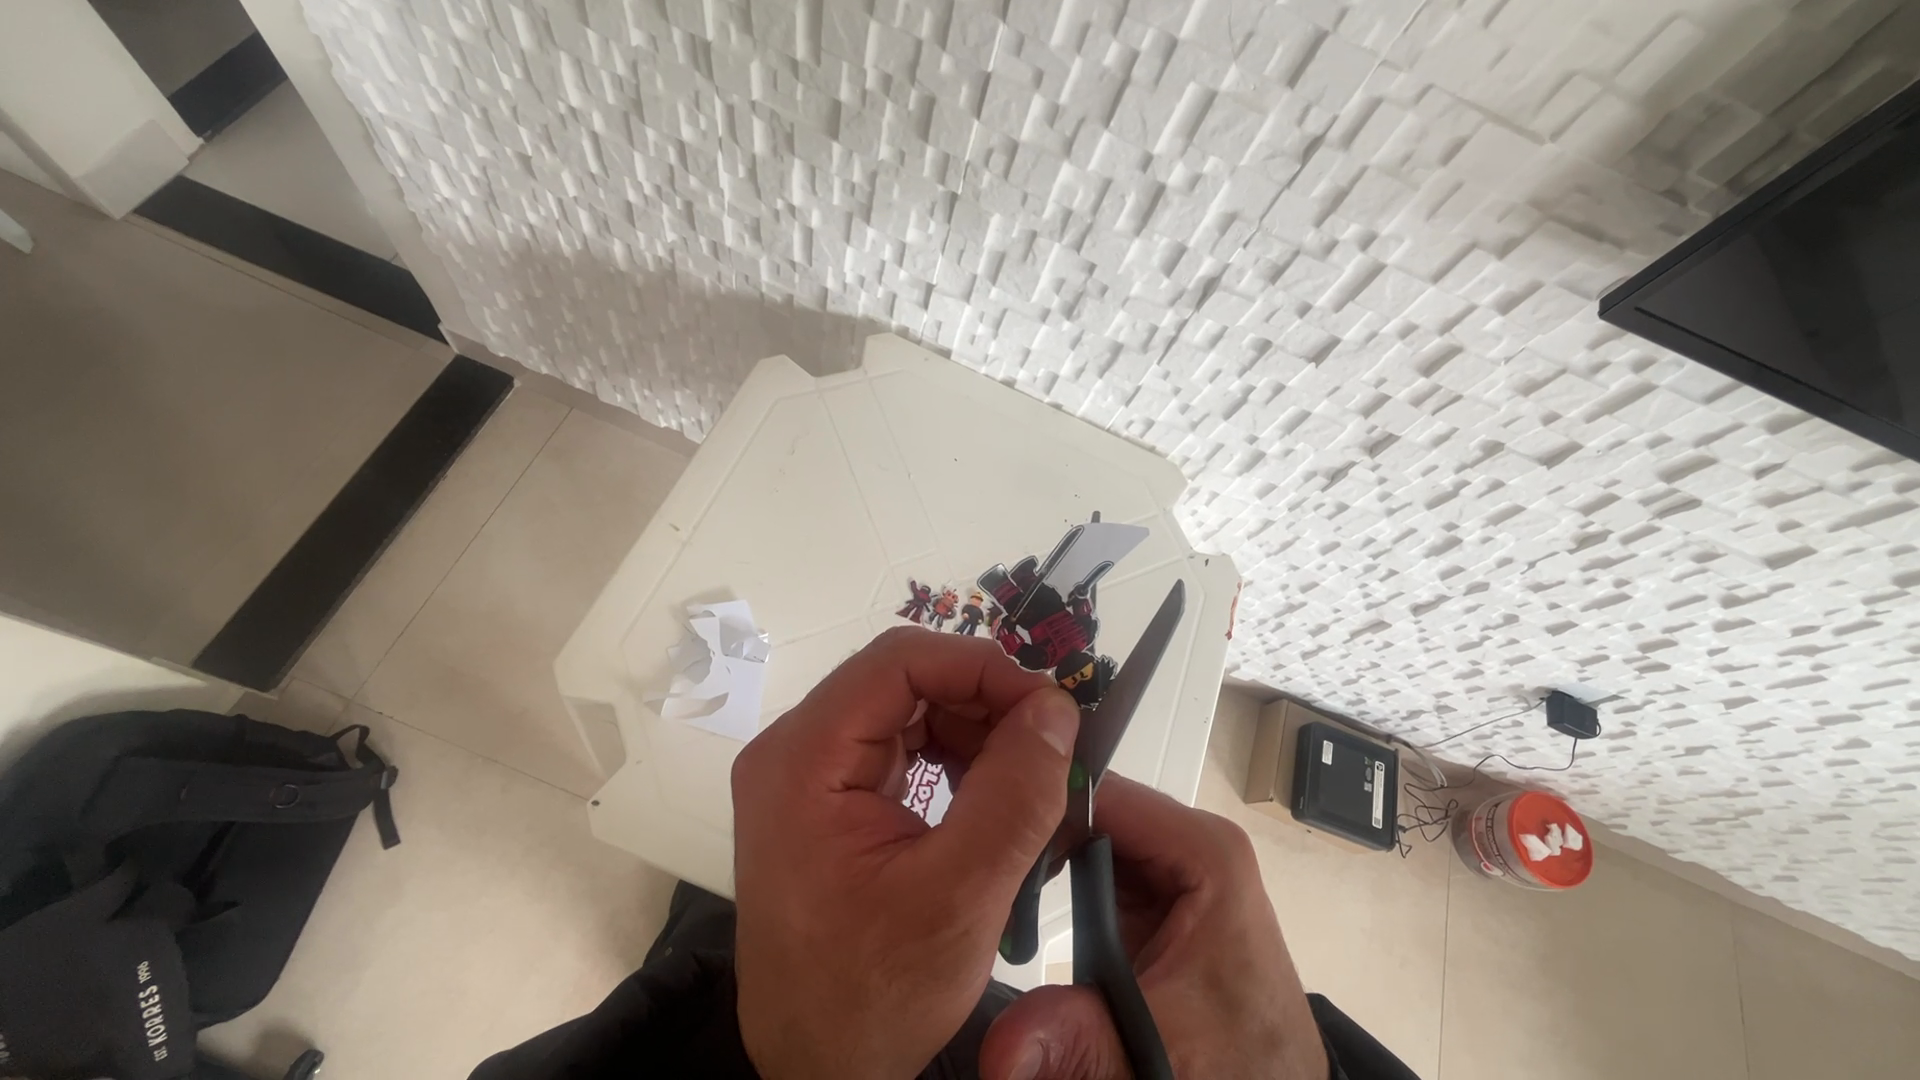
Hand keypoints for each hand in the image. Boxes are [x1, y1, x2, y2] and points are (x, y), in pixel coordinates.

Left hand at [732, 627, 1082, 1078]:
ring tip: (1028, 773)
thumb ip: (1014, 796)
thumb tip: (1055, 709)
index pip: (898, 662)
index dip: (980, 668)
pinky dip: (955, 756)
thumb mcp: (959, 898)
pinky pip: (902, 747)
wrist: (816, 1066)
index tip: (1047, 708)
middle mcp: (796, 750)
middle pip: (903, 680)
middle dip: (983, 700)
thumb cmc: (873, 995)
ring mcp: (810, 772)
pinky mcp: (829, 797)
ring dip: (975, 728)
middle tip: (1049, 742)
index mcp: (803, 760)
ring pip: (907, 708)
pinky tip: (991, 790)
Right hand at [977, 776, 1327, 1079]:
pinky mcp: (1155, 885)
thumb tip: (1000, 1047)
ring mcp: (1171, 861)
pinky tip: (1022, 897)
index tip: (990, 846)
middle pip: (1092, 804)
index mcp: (1205, 851)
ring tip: (995, 883)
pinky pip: (1091, 855)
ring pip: (1086, 827)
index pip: (1105, 794)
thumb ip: (1081, 1037)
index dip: (1043, 810)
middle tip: (983, 869)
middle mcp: (1189, 840)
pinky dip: (1055, 872)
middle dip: (1036, 831)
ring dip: (1042, 851)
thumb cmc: (1242, 1063)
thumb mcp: (1160, 1048)